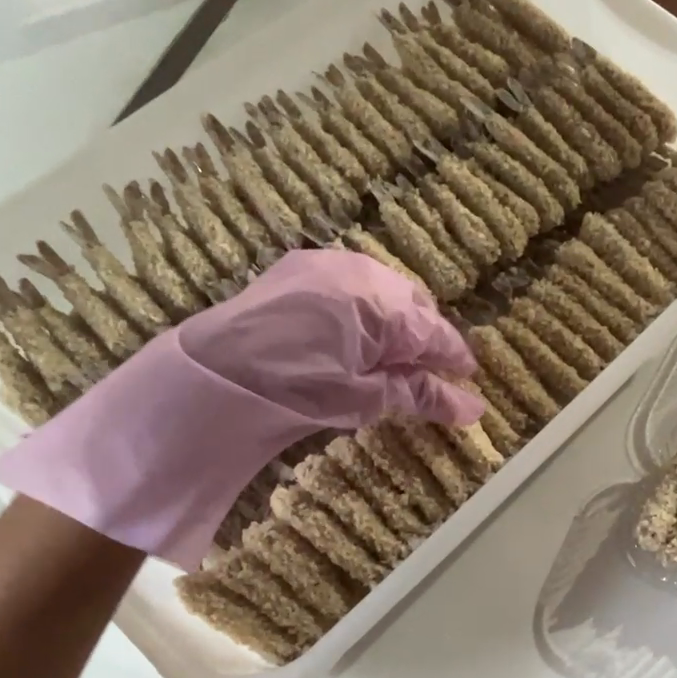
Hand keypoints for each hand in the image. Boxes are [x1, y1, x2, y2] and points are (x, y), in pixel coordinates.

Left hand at [0, 249, 480, 567]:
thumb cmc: (292, 390)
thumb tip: (476, 410)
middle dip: (423, 341)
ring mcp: (320, 267)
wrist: (200, 380)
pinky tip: (349, 345)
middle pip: (411, 306)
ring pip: (379, 295)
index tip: (469, 383)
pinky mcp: (291, 274)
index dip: (455, 359)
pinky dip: (360, 316)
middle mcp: (356, 270)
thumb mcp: (362, 399)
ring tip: (388, 366)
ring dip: (391, 328)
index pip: (436, 330)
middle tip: (425, 379)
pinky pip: (346, 289)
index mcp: (380, 299)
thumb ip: (421, 396)